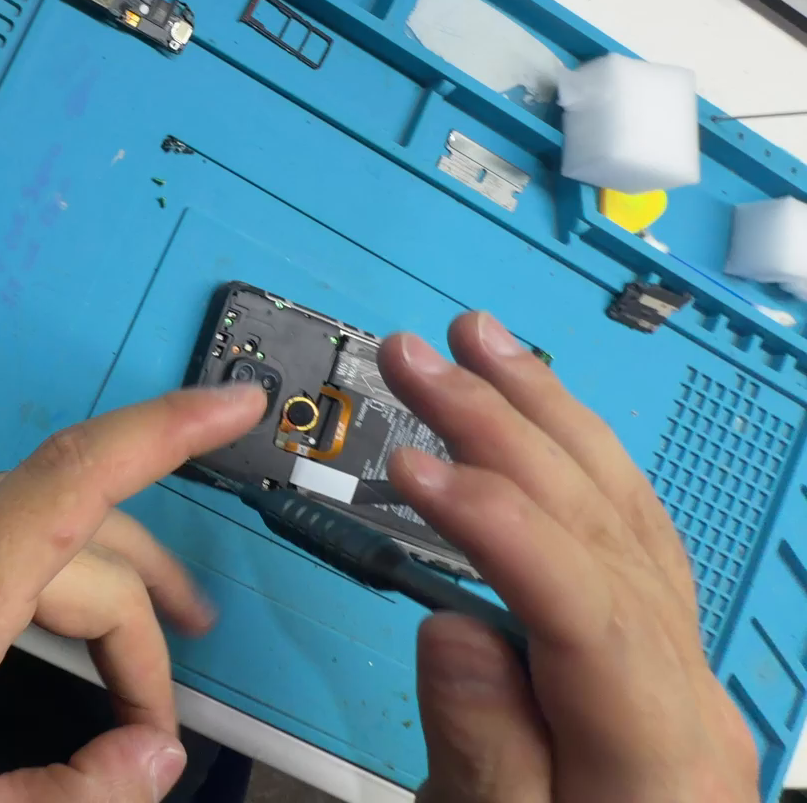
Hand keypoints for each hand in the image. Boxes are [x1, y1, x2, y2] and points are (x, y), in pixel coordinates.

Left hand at [0, 385, 266, 802]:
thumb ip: (70, 800)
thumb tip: (154, 758)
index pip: (77, 475)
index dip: (164, 430)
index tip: (231, 404)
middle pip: (84, 532)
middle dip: (148, 620)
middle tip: (162, 719)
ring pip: (48, 522)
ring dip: (109, 586)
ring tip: (144, 667)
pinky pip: (7, 528)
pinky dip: (59, 572)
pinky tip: (69, 624)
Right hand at [380, 312, 758, 801]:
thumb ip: (484, 746)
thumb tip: (453, 626)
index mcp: (651, 741)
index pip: (580, 602)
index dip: (494, 520)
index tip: (405, 461)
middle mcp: (679, 674)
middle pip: (599, 525)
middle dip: (501, 423)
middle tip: (416, 354)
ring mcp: (673, 643)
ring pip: (621, 503)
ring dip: (543, 407)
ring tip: (481, 338)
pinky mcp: (646, 625)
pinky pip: (624, 519)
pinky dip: (576, 447)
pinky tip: (541, 407)